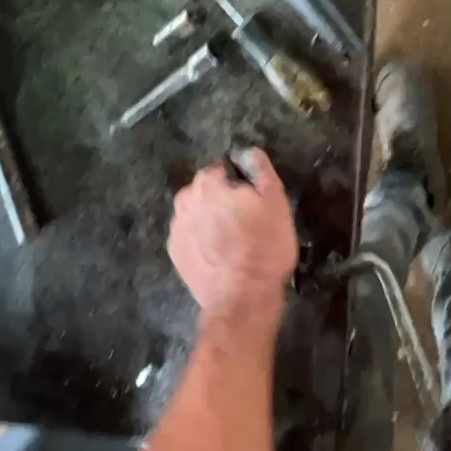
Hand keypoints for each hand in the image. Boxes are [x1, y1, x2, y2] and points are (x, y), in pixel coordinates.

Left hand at [168, 148, 297, 321]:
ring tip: (230, 239)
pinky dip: (200, 240)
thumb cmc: (263, 246)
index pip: (220, 170)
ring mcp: (176, 230)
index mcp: (207, 184)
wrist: (242, 299)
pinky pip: (189, 237)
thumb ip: (260, 169)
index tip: (251, 201)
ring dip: (208, 219)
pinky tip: (217, 254)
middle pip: (203, 191)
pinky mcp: (175, 255)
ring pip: (194, 214)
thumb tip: (248, 151)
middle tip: (243, 220)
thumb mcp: (275, 201)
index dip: (238, 183)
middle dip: (219, 200)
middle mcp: (185, 203)